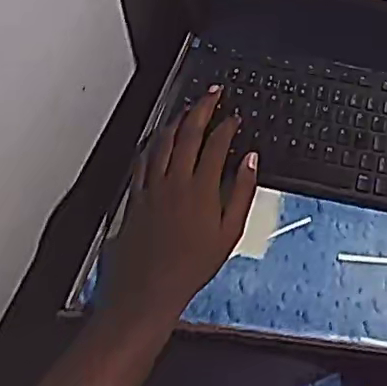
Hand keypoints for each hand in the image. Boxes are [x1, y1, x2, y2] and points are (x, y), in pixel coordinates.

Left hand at [103, 87, 258, 328]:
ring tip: (188, 107)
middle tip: (213, 94)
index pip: (216, 143)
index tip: (234, 117)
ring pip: (164, 139)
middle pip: (189, 131)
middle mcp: (175, 181)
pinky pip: (143, 157)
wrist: (147, 291)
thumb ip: (242, 191)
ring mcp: (153, 185)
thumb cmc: (190, 267)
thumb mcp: (229, 233)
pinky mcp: (136, 193)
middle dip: (203, 107)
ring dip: (178, 118)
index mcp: (201, 189)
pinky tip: (159, 136)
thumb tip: (250, 161)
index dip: (227, 125)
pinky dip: (153, 140)